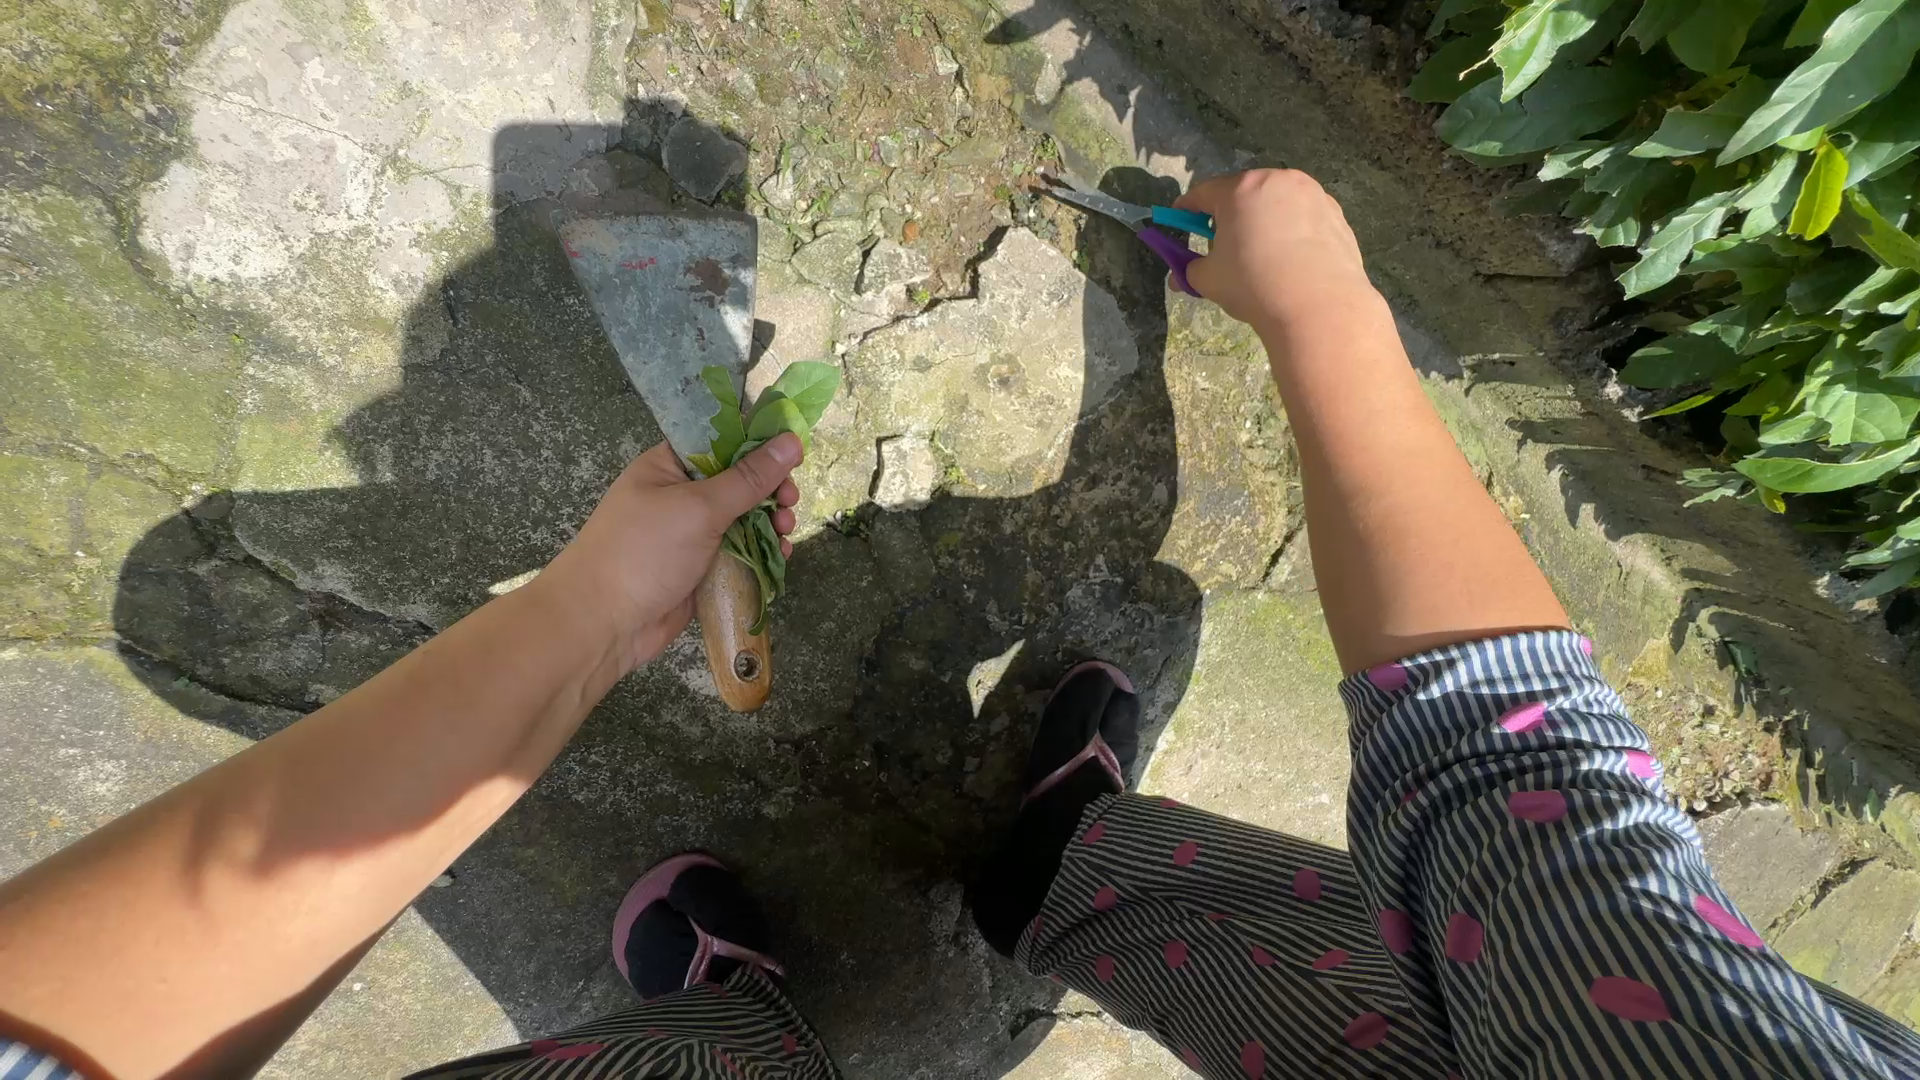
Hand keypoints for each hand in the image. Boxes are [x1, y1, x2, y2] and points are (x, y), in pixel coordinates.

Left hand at [539, 433, 801, 669]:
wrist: (603, 623)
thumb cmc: (644, 551)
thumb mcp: (700, 508)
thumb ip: (750, 478)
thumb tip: (792, 440)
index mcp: (672, 465)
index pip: (723, 439)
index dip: (760, 443)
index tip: (793, 453)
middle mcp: (683, 494)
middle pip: (742, 480)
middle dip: (772, 489)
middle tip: (790, 502)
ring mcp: (694, 532)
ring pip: (747, 517)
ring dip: (772, 521)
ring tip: (785, 533)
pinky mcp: (704, 565)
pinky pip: (743, 549)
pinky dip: (763, 550)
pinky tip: (780, 555)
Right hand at [1175, 169, 1375, 333]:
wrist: (1316, 304)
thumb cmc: (1252, 284)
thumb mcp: (1208, 280)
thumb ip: (1189, 271)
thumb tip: (1181, 276)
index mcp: (1239, 191)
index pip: (1203, 193)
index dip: (1186, 209)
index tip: (1179, 220)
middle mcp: (1276, 180)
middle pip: (1243, 193)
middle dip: (1228, 215)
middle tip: (1221, 244)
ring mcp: (1311, 193)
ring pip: (1275, 202)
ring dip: (1261, 221)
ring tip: (1260, 255)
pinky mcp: (1335, 212)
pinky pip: (1301, 217)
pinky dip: (1290, 232)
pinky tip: (1289, 261)